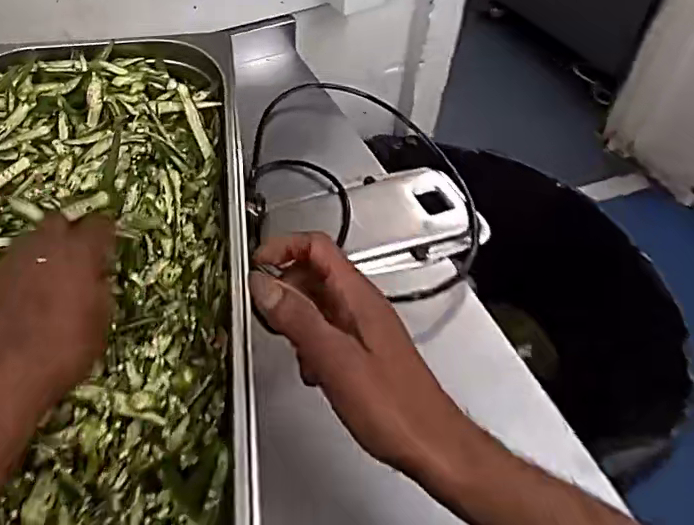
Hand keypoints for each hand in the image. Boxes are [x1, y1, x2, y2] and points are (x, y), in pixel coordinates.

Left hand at [0, 212, 116, 427]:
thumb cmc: (61, 352)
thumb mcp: (99, 325)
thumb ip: (101, 291)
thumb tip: (98, 279)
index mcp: (80, 250)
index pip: (100, 225)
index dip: (106, 237)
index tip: (107, 253)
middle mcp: (47, 243)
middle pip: (62, 222)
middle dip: (72, 237)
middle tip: (79, 263)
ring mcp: (15, 257)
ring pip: (35, 240)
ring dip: (46, 252)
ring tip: (52, 281)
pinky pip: (16, 262)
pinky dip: (25, 272)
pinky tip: (28, 298)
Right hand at [248, 231, 469, 476]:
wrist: (435, 448)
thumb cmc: (397, 409)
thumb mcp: (335, 358)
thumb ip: (296, 318)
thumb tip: (263, 285)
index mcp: (356, 295)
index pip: (316, 245)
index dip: (283, 247)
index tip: (257, 263)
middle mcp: (361, 304)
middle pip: (313, 270)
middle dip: (283, 283)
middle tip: (263, 305)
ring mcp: (362, 326)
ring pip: (318, 300)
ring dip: (294, 314)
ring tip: (285, 338)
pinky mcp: (362, 349)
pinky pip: (326, 328)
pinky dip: (308, 339)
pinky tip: (308, 365)